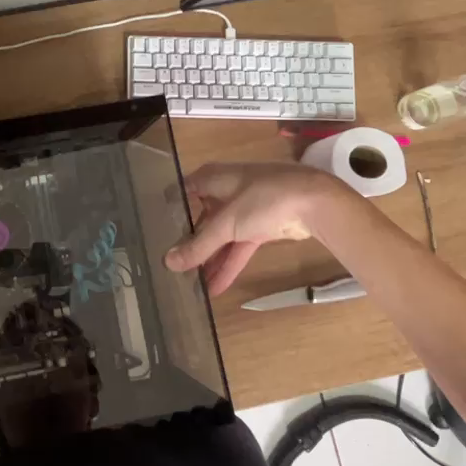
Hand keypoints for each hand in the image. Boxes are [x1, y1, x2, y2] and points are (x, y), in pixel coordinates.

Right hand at [164, 163, 349, 295]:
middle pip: (199, 218)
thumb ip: (198, 246)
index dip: (167, 213)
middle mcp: (224, 191)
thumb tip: (168, 262)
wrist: (314, 202)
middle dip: (187, 242)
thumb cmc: (263, 199)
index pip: (181, 193)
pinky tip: (214, 287)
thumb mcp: (226, 223)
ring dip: (208, 259)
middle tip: (168, 265)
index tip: (151, 234)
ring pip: (219, 236)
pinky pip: (237, 247)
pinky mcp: (259, 227)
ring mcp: (243, 210)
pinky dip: (228, 265)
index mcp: (212, 178)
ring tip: (189, 283)